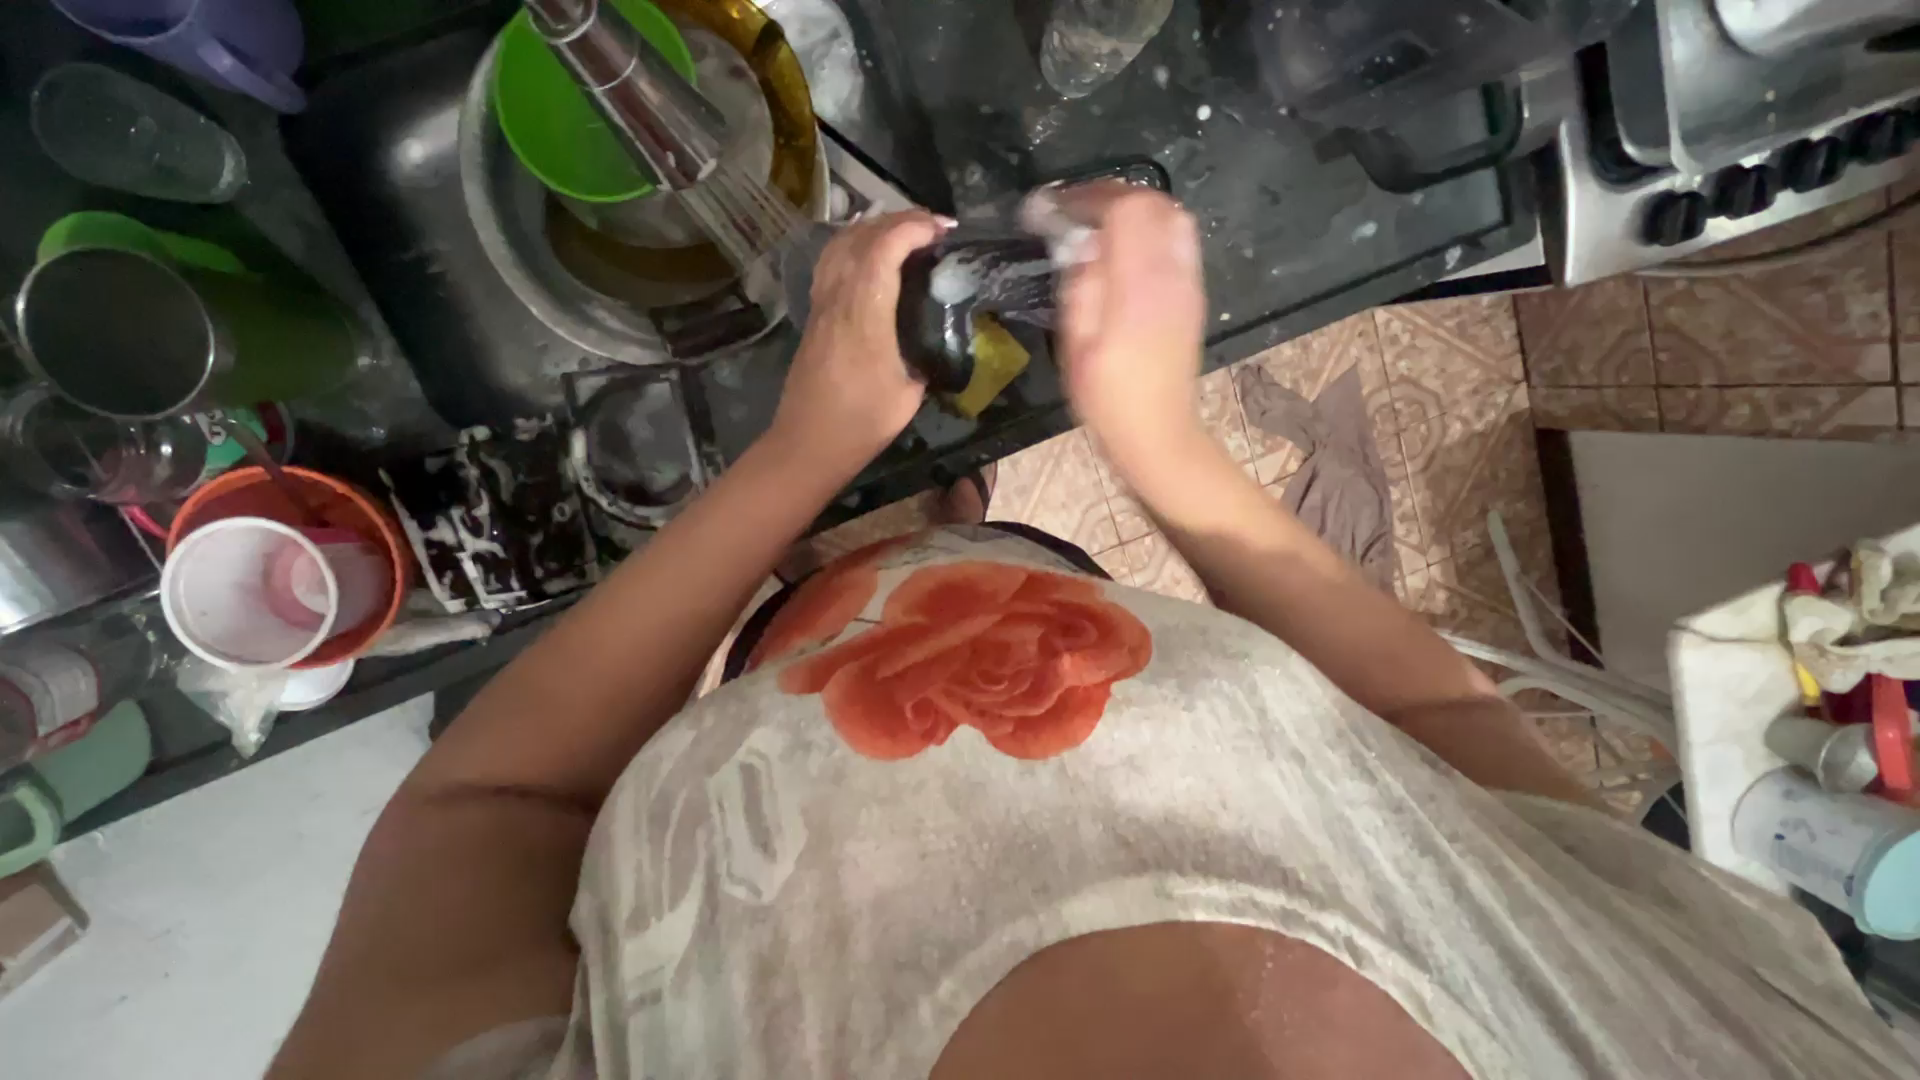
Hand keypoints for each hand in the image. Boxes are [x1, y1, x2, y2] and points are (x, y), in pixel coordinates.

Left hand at [769, 211, 946, 474]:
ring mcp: (821, 303)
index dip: (914, 227)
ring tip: (906, 233)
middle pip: (862, 236)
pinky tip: (873, 255)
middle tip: (934, 227)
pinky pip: (832, 261)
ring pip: (842, 243)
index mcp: (865, 313)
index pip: (884, 248)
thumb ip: (923, 356)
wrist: (808, 442)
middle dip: (900, 220)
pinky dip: (856, 244)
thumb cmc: (862, 423)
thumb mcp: (909, 393)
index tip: (944, 230)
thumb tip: (935, 339)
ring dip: (875, 228)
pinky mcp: (814, 313)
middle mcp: (838, 297)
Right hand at [1039, 185, 1207, 472]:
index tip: (1054, 207)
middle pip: (1153, 203)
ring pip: (1172, 216)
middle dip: (1111, 196)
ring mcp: (1189, 283)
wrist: (1158, 433)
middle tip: (1074, 211)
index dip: (1088, 197)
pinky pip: (1179, 241)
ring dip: (1135, 210)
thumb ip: (1080, 285)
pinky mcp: (1194, 295)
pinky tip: (1125, 251)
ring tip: (1098, 226)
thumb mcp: (1076, 346)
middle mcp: (1171, 274)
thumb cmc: (1108, 398)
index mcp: (1139, 285)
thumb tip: (1079, 243)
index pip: (1124, 209)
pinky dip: (1151, 229)